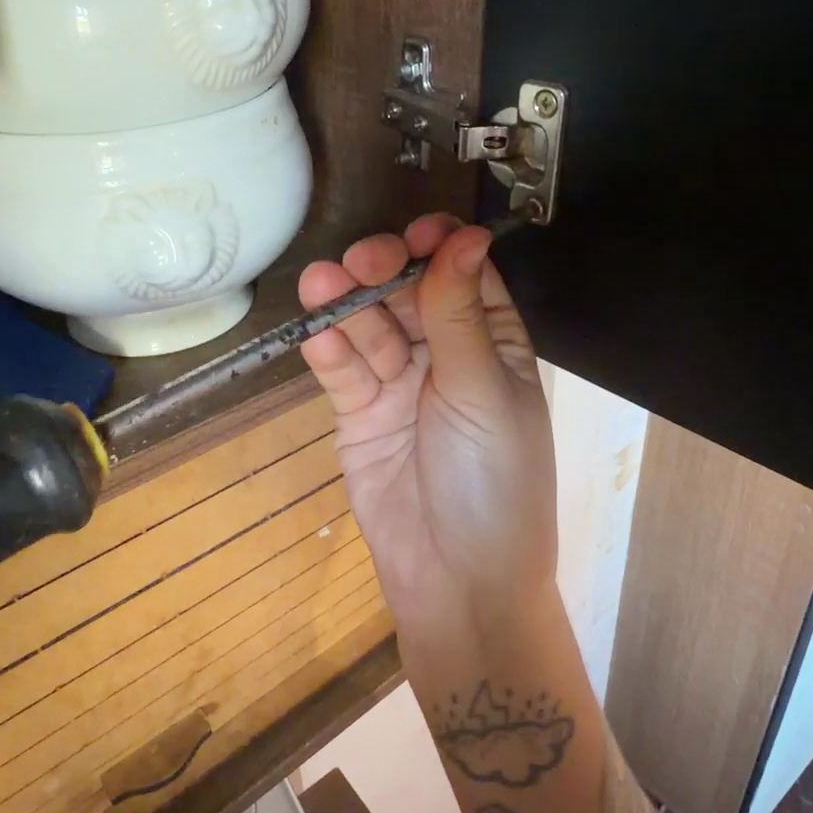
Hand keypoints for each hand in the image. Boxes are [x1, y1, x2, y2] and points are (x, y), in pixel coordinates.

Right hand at [298, 215, 557, 627]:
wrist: (460, 582)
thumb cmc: (494, 482)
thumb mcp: (484, 393)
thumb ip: (461, 315)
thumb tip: (470, 235)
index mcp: (493, 344)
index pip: (464, 278)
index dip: (443, 249)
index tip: (421, 231)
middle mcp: (445, 356)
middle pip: (408, 294)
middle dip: (386, 273)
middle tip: (363, 262)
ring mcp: (398, 385)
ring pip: (370, 328)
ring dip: (348, 304)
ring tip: (323, 282)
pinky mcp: (358, 414)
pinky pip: (343, 371)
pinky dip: (330, 349)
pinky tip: (317, 329)